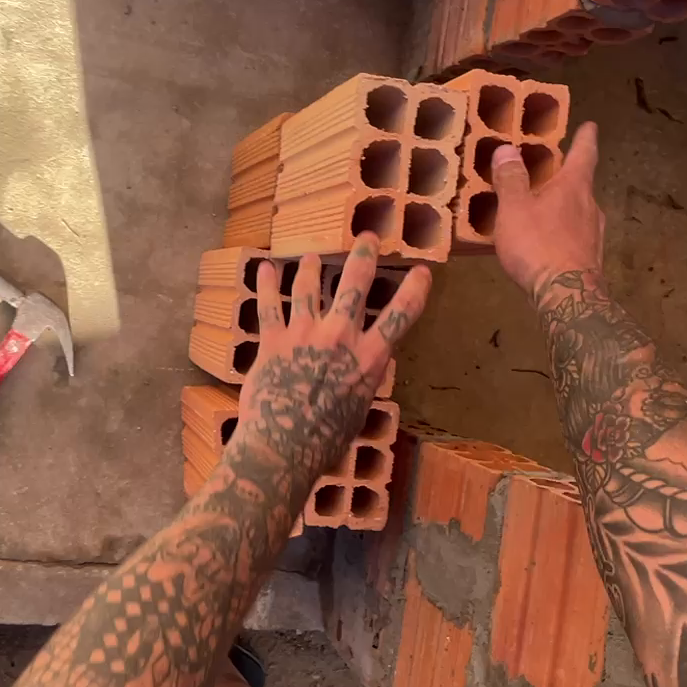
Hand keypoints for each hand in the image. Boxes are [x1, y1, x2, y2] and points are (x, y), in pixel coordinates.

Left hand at [231, 234, 429, 484]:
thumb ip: (362, 380)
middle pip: (355, 286)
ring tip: (311, 257)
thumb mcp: (358, 409)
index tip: (421, 271)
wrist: (283, 447)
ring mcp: (304, 334)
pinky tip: (265, 269)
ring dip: (311, 268)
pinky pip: (269, 305)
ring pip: (308, 288)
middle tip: (366, 239)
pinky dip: (266, 285)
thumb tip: (364, 368)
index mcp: (368, 358)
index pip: (400, 315)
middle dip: (363, 257)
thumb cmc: (325, 441)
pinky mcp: (273, 340)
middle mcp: (339, 337)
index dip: (414, 290)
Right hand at [491, 121, 604, 293]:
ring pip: (578, 211)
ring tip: (542, 210)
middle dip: (566, 177)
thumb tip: (508, 148)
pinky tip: (546, 242)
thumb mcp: (514, 209)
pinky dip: (562, 231)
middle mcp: (590, 206)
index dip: (585, 138)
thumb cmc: (538, 245)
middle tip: (549, 172)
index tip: (590, 126)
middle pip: (580, 184)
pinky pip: (574, 235)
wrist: (567, 295)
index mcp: (574, 187)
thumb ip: (511, 179)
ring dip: (563, 206)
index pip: (584, 153)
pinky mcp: (589, 258)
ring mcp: (593, 233)